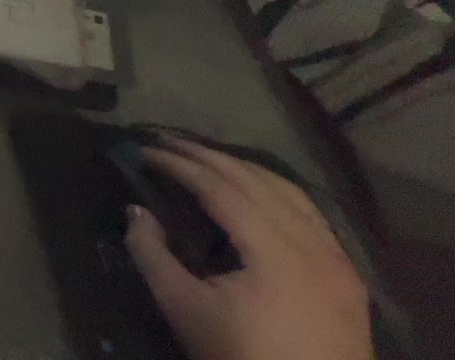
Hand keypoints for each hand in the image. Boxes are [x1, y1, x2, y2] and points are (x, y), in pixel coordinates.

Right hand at [124, 138, 371, 359]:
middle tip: (163, 142)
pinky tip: (250, 188)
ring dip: (241, 168)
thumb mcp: (182, 306)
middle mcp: (314, 248)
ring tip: (202, 157)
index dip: (178, 164)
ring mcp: (337, 261)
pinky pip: (309, 214)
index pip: (221, 189)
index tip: (142, 150)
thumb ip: (151, 252)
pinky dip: (272, 189)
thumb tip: (135, 210)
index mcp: (276, 254)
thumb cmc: (240, 354)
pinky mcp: (345, 275)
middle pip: (257, 182)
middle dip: (206, 156)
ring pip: (290, 193)